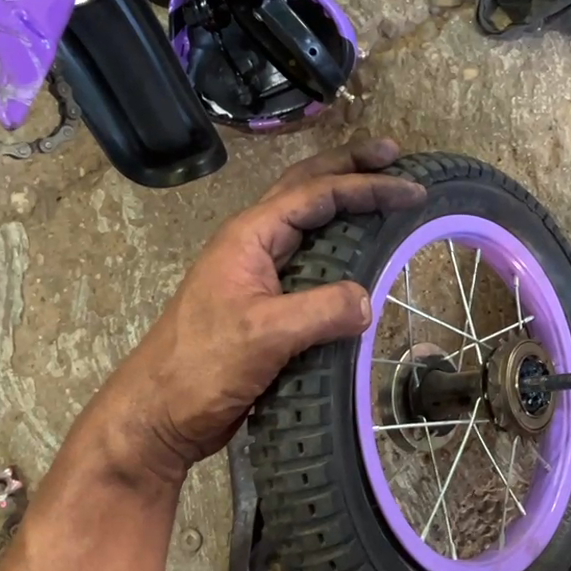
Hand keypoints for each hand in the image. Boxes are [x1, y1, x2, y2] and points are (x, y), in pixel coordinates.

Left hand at [101, 138, 426, 483]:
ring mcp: (257, 271)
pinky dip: (338, 240)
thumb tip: (369, 300)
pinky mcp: (265, 300)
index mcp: (250, 237)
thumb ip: (320, 311)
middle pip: (306, 186)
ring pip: (306, 217)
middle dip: (350, 166)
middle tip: (394, 154)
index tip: (411, 191)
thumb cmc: (200, 368)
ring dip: (342, 197)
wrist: (158, 416)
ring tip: (381, 188)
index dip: (366, 186)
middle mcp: (253, 243)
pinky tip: (358, 250)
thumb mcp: (264, 335)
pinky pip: (310, 256)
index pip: (316, 194)